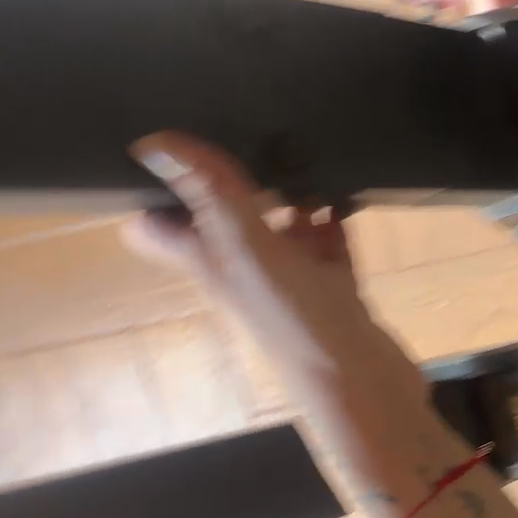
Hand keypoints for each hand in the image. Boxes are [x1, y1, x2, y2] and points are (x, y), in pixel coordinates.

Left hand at [122, 131, 423, 410]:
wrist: (365, 380)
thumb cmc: (300, 318)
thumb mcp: (251, 248)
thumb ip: (212, 195)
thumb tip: (152, 141)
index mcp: (208, 261)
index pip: (159, 226)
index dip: (159, 190)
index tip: (172, 152)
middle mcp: (243, 270)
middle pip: (224, 217)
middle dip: (237, 180)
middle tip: (257, 137)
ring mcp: (293, 283)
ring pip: (281, 229)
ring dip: (292, 197)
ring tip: (308, 157)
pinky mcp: (335, 290)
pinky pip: (329, 245)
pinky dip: (335, 221)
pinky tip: (346, 197)